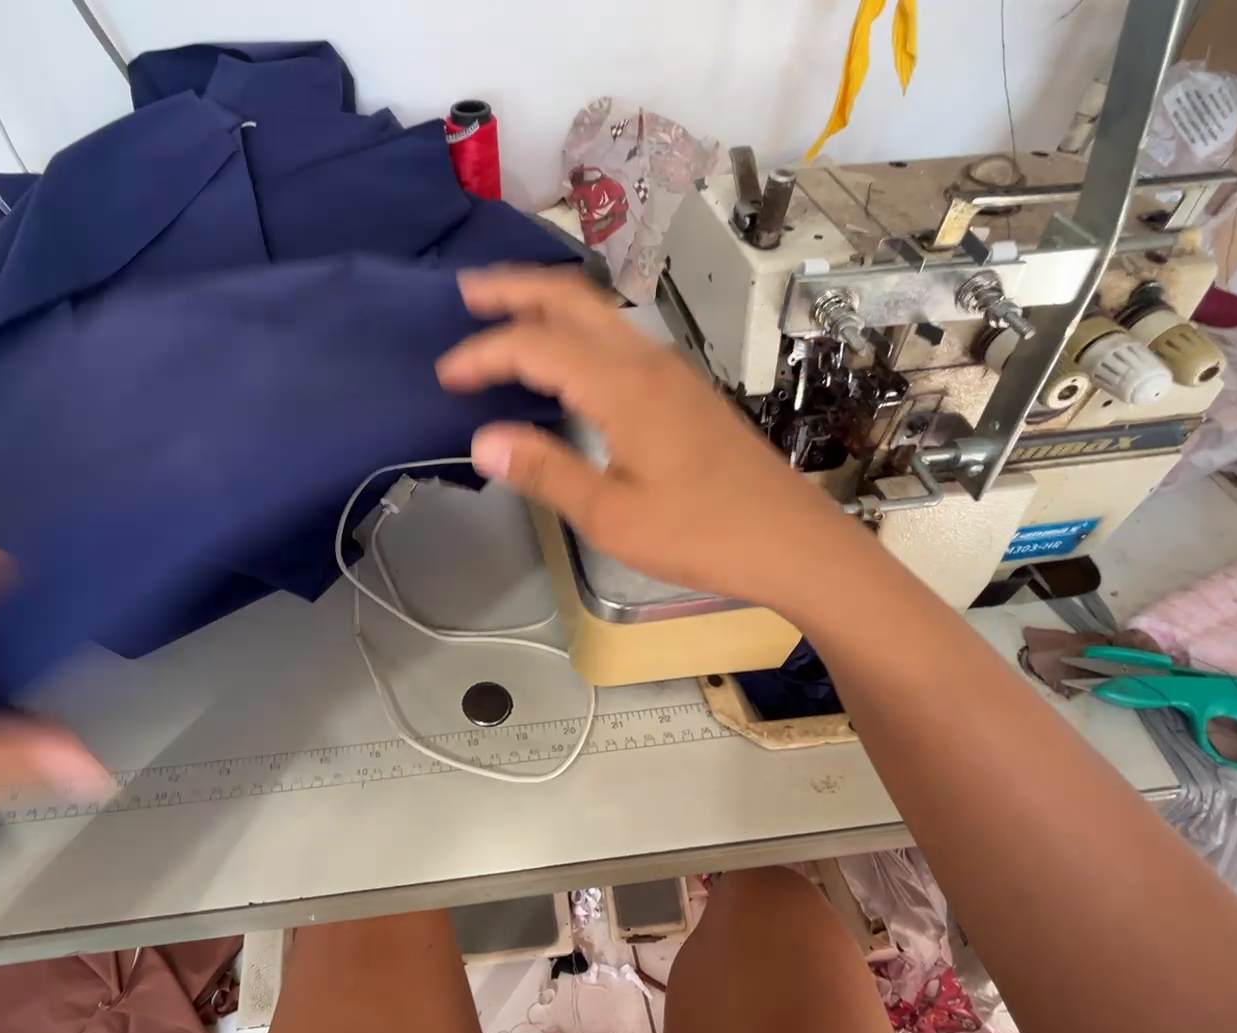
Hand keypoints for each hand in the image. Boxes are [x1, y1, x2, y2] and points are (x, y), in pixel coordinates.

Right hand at [437, 269, 864, 607]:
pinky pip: (618, 338)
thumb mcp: (611, 516)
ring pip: (600, 313)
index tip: (444, 375)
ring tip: (506, 315)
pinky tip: (564, 360)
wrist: (791, 541)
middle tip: (469, 291)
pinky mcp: (683, 390)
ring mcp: (671, 371)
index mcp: (624, 387)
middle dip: (517, 288)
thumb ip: (546, 471)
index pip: (537, 346)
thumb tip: (484, 441)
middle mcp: (647, 362)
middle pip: (573, 299)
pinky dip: (577, 332)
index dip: (484, 353)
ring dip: (549, 306)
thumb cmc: (700, 534)